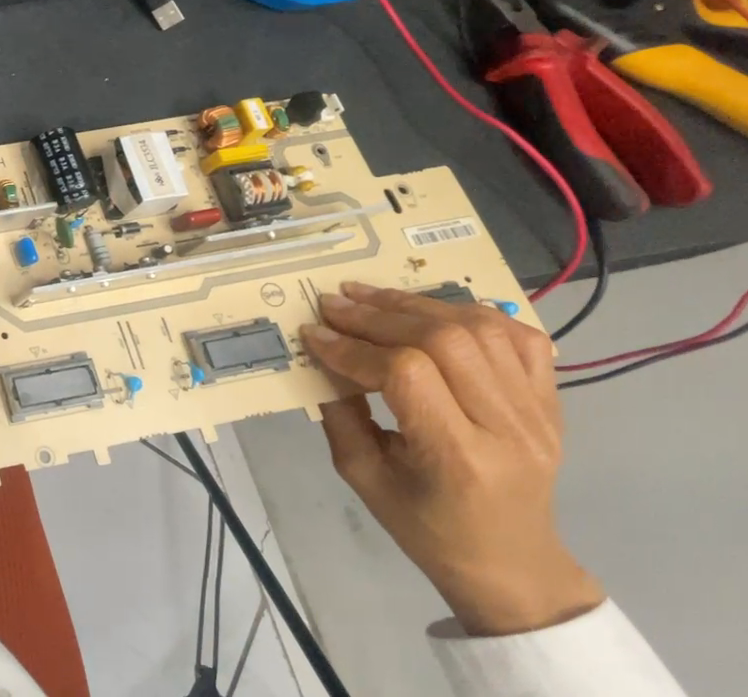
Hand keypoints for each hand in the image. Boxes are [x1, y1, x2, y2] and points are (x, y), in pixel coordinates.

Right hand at [302, 281, 603, 636]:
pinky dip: (471, 314)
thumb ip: (341, 414)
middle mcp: (507, 427)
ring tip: (372, 299)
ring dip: (417, 304)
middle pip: (445, 340)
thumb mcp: (364, 476)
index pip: (406, 373)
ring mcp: (538, 411)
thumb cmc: (426, 527)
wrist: (511, 562)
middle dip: (378, 315)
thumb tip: (321, 356)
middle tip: (333, 305)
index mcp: (459, 456)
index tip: (312, 335)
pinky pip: (519, 338)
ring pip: (480, 328)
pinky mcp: (550, 402)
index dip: (352, 347)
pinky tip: (432, 312)